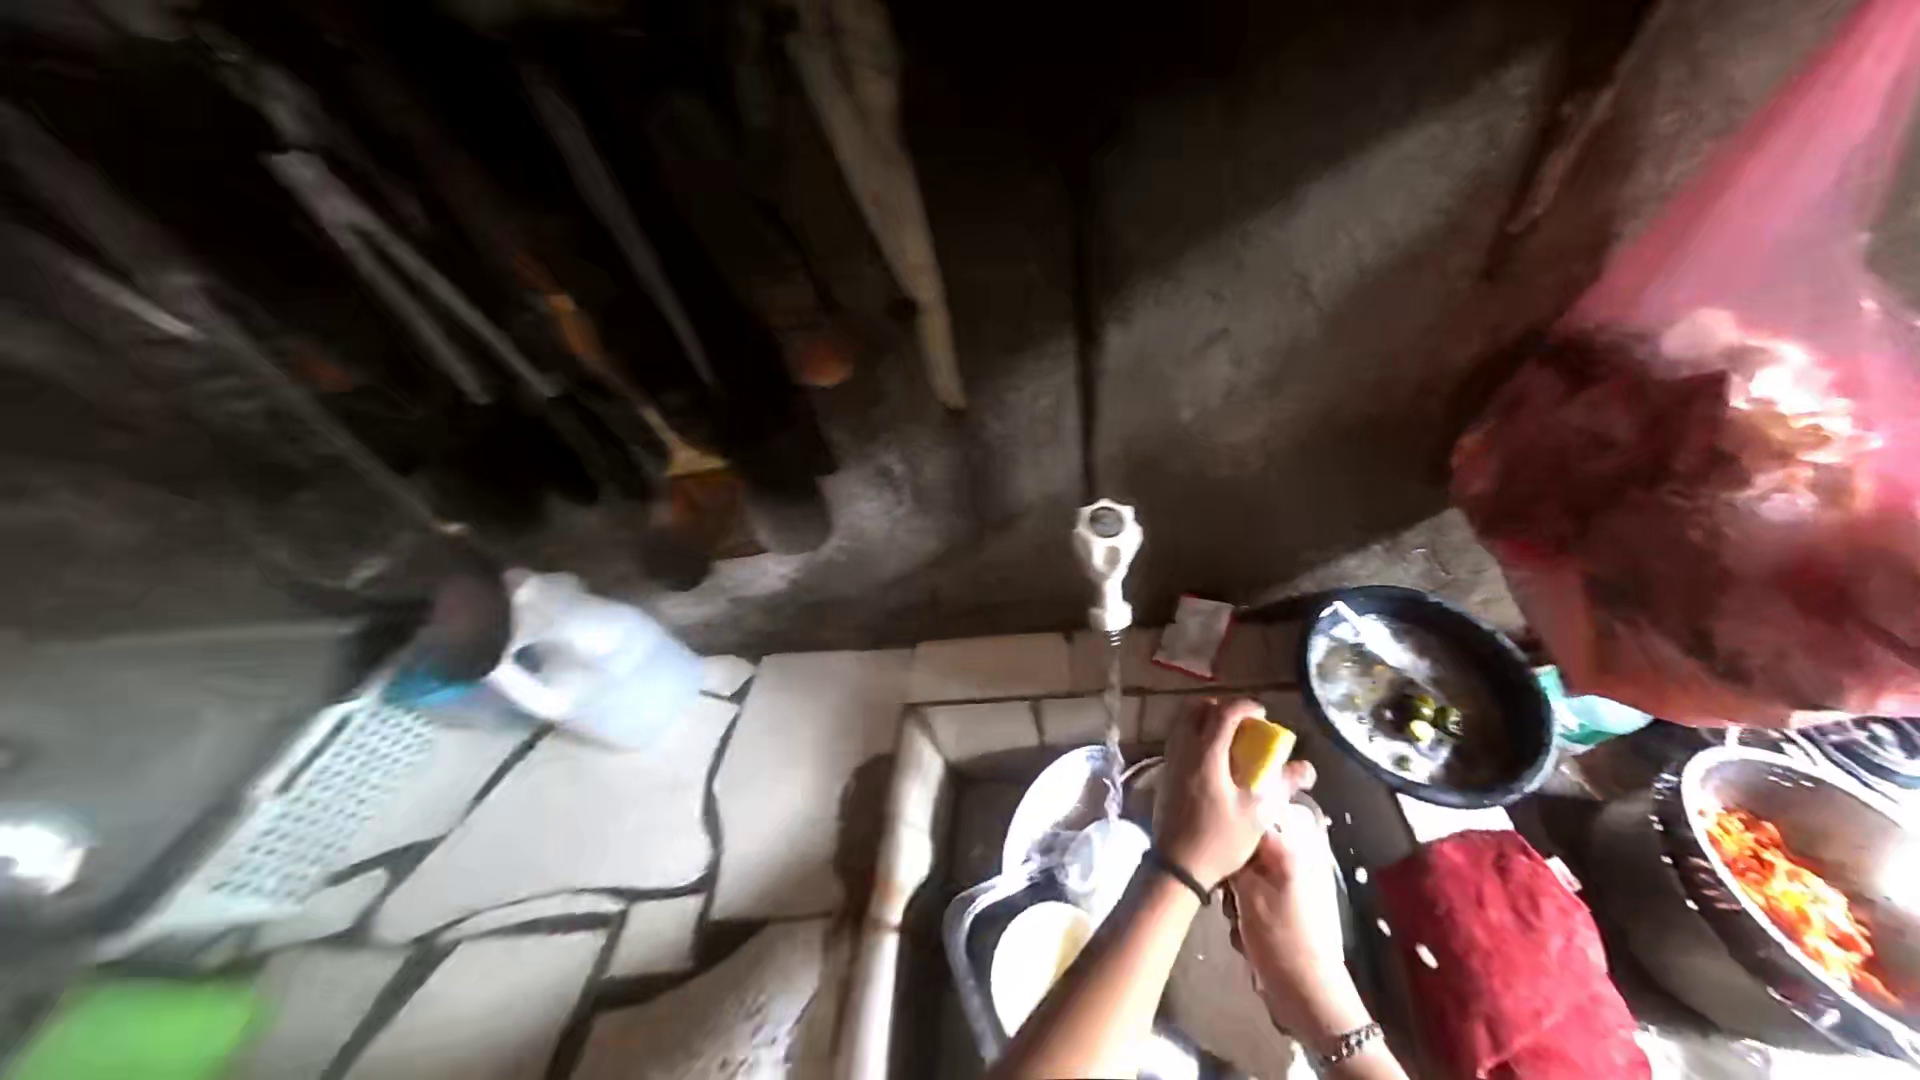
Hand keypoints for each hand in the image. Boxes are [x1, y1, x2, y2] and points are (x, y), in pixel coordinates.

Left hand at [1153, 697, 1314, 889]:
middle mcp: (1183, 750)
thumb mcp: (1256, 815)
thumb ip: (1279, 785)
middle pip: (1195, 709)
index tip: (1262, 712)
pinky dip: (1195, 732)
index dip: (1243, 706)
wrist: (1177, 864)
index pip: (1222, 714)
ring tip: (1231, 735)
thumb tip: (1305, 768)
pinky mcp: (1164, 771)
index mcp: (1205, 756)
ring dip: (1205, 718)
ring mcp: (1170, 759)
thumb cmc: (1219, 840)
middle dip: (1220, 706)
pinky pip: (1178, 736)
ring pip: (1183, 721)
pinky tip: (1214, 755)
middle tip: (1244, 721)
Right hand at [1227, 802, 1366, 1039]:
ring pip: (1240, 876)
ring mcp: (1282, 890)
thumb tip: (1219, 822)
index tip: (1208, 832)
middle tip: (1224, 889)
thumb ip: (1233, 856)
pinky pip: (1246, 901)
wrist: (1305, 996)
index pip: (1251, 815)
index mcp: (1286, 851)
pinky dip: (1240, 916)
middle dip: (1227, 869)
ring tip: (1235, 918)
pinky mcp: (1277, 914)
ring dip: (1231, 897)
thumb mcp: (1248, 890)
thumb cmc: (1279, 937)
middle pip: (1241, 848)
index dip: (1228, 822)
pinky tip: (1243, 935)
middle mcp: (1286, 864)